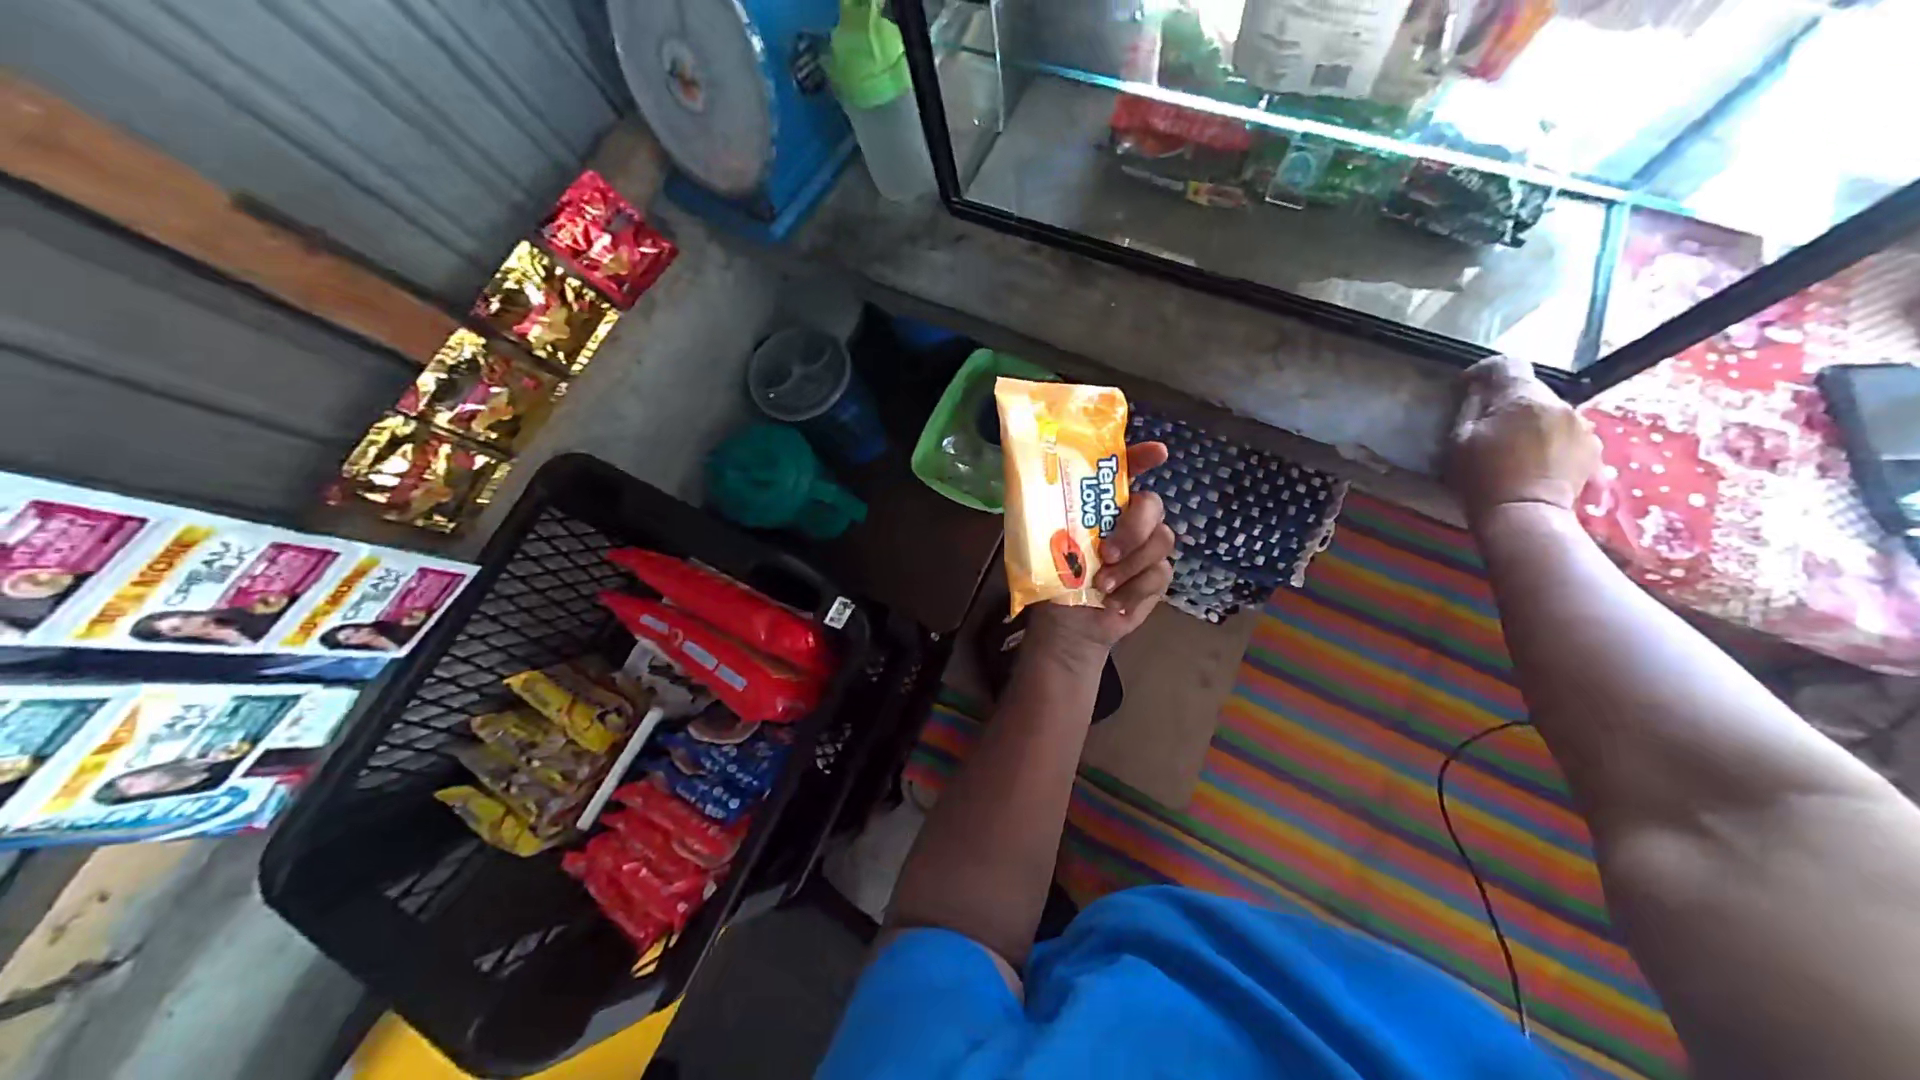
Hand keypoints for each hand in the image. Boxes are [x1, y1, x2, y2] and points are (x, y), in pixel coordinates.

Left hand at [1027, 442, 1174, 660]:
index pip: (1126, 471)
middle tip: (1106, 553)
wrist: (1069, 626)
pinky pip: (1160, 574)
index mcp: (1101, 505)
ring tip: (1102, 584)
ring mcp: (1146, 548)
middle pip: (1152, 505)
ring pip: (1161, 541)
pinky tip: (1113, 602)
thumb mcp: (1036, 545)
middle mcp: (1129, 520)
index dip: (1143, 457)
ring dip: (1130, 566)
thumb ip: (1038, 516)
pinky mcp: (1156, 577)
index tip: (1157, 453)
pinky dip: (1135, 590)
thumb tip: (1025, 484)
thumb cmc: (1054, 580)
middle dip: (1132, 529)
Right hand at [1448, 355, 1600, 522]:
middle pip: (1530, 390)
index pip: (1507, 364)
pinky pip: (1565, 432)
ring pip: (1549, 411)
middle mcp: (1559, 404)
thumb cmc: (1483, 479)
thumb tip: (1480, 391)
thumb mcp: (1459, 440)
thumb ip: (1471, 409)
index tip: (1468, 385)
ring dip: (1530, 420)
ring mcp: (1582, 426)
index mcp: (1523, 398)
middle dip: (1508, 401)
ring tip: (1513, 444)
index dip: (1484, 370)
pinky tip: (1534, 459)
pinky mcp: (1593, 448)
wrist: (1526, 516)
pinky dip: (1548, 438)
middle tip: (1488, 424)